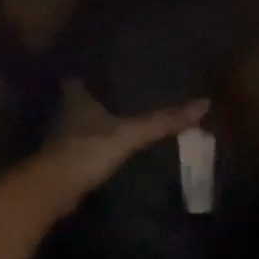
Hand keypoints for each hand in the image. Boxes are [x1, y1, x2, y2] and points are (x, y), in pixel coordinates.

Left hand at [41, 79, 208, 194]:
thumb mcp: (131, 133)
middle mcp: (64, 113)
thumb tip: (203, 104)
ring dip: (93, 123)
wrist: (55, 188)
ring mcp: (61, 138)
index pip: (80, 77)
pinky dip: (93, 146)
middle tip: (119, 93)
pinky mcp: (63, 160)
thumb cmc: (88, 150)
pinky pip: (82, 146)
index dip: (91, 73)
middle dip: (95, 97)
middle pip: (79, 99)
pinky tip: (108, 148)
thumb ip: (163, 121)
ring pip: (79, 123)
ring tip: (118, 118)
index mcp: (76, 97)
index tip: (108, 69)